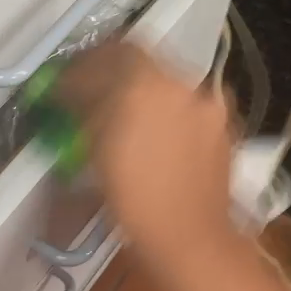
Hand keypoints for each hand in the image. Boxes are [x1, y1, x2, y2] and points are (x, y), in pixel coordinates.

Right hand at [56, 42, 241, 269]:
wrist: (191, 238)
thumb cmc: (135, 201)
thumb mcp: (99, 151)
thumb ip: (87, 110)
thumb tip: (73, 94)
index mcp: (148, 84)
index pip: (111, 52)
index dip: (85, 63)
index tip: (67, 80)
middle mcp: (184, 83)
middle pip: (141, 62)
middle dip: (112, 73)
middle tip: (90, 92)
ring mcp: (208, 103)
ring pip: (166, 82)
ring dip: (140, 91)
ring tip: (121, 115)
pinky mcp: (223, 125)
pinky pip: (187, 105)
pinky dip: (165, 111)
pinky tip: (152, 134)